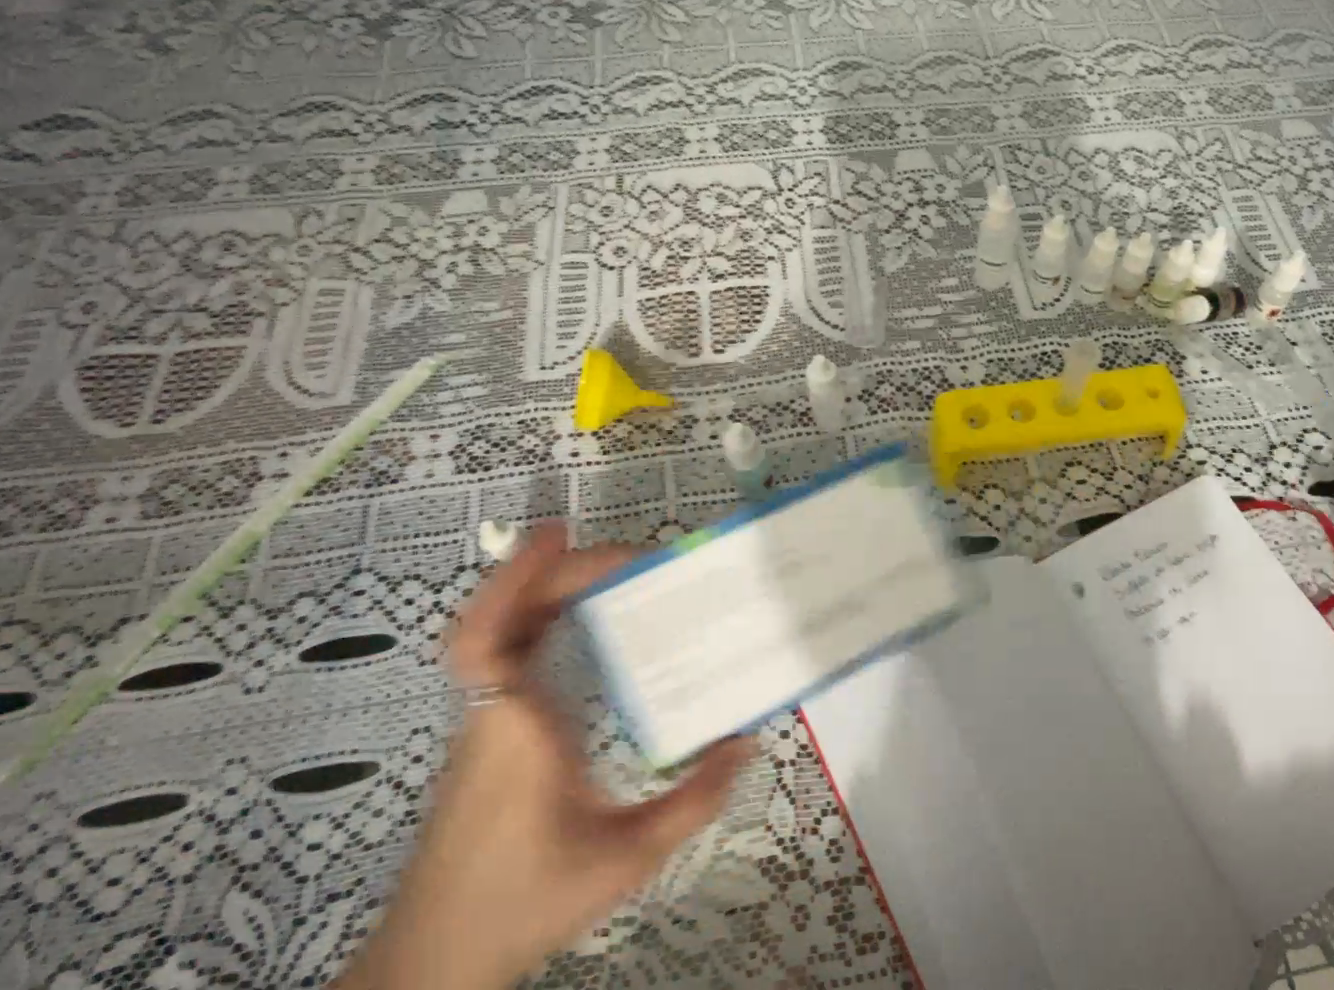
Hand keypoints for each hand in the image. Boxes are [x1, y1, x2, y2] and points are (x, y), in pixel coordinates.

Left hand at [335, 524, 752, 989]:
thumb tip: (746, 741)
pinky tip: (576, 624)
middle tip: (623, 556)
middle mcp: (493, 712)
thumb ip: (692, 801)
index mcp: (519, 730)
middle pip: (498, 619)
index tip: (559, 536)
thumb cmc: (526, 902)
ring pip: (496, 635)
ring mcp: (482, 722)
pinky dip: (534, 622)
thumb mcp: (627, 858)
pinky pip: (501, 657)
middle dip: (551, 571)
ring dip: (542, 592)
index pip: (489, 639)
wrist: (437, 955)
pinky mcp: (484, 736)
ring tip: (607, 572)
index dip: (515, 579)